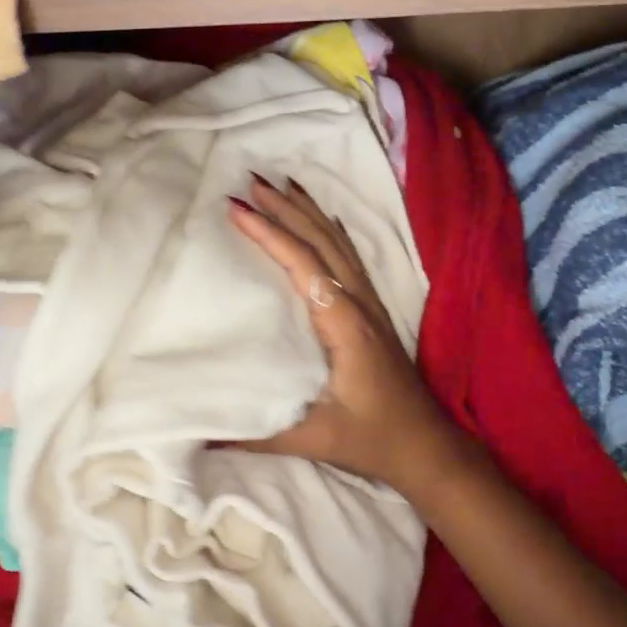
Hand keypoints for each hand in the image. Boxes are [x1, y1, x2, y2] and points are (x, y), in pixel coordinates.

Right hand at [227, 176, 466, 489]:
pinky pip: (348, 256)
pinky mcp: (373, 311)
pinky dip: (328, 229)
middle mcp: (360, 303)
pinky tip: (322, 218)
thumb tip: (198, 433)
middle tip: (251, 181)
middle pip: (322, 242)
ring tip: (280, 184)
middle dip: (286, 208)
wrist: (428, 446)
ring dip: (307, 212)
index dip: (270, 233)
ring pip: (337, 243)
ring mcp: (370, 303)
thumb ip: (259, 434)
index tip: (236, 208)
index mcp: (345, 324)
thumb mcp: (315, 440)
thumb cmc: (373, 440)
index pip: (304, 265)